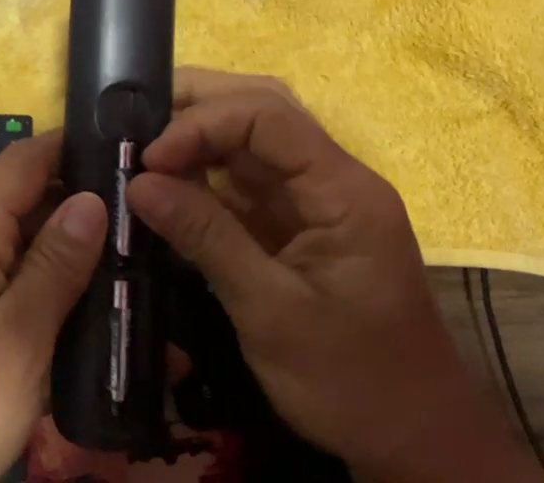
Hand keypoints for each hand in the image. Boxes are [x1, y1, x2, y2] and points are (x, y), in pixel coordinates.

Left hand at [0, 134, 107, 482]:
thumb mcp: (12, 349)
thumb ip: (52, 271)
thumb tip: (91, 200)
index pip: (25, 160)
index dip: (75, 146)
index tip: (135, 154)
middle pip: (28, 199)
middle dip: (87, 206)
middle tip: (156, 227)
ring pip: (23, 243)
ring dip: (75, 253)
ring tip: (141, 272)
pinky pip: (10, 281)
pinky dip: (51, 288)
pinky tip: (93, 316)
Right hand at [126, 69, 543, 482]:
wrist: (412, 437)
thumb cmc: (350, 381)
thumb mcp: (270, 312)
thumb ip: (206, 237)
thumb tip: (138, 183)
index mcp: (343, 191)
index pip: (269, 116)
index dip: (203, 122)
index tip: (150, 157)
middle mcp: (332, 178)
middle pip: (262, 108)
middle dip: (196, 106)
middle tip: (131, 120)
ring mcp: (315, 198)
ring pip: (252, 135)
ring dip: (197, 132)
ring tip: (141, 143)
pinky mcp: (297, 221)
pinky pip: (246, 176)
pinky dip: (203, 170)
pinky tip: (166, 178)